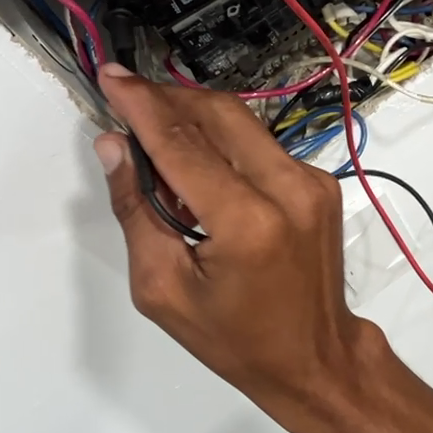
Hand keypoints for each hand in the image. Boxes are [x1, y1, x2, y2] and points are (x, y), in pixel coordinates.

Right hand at [91, 64, 386, 432]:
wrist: (316, 356)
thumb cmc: (235, 339)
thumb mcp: (164, 289)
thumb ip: (136, 211)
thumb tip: (114, 146)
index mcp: (248, 221)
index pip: (182, 143)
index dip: (141, 105)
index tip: (111, 76)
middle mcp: (288, 188)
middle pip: (220, 114)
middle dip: (169, 98)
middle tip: (128, 99)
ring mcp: (312, 182)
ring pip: (243, 123)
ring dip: (195, 117)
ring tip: (155, 136)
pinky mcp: (321, 183)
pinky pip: (262, 146)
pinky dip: (225, 143)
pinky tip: (198, 167)